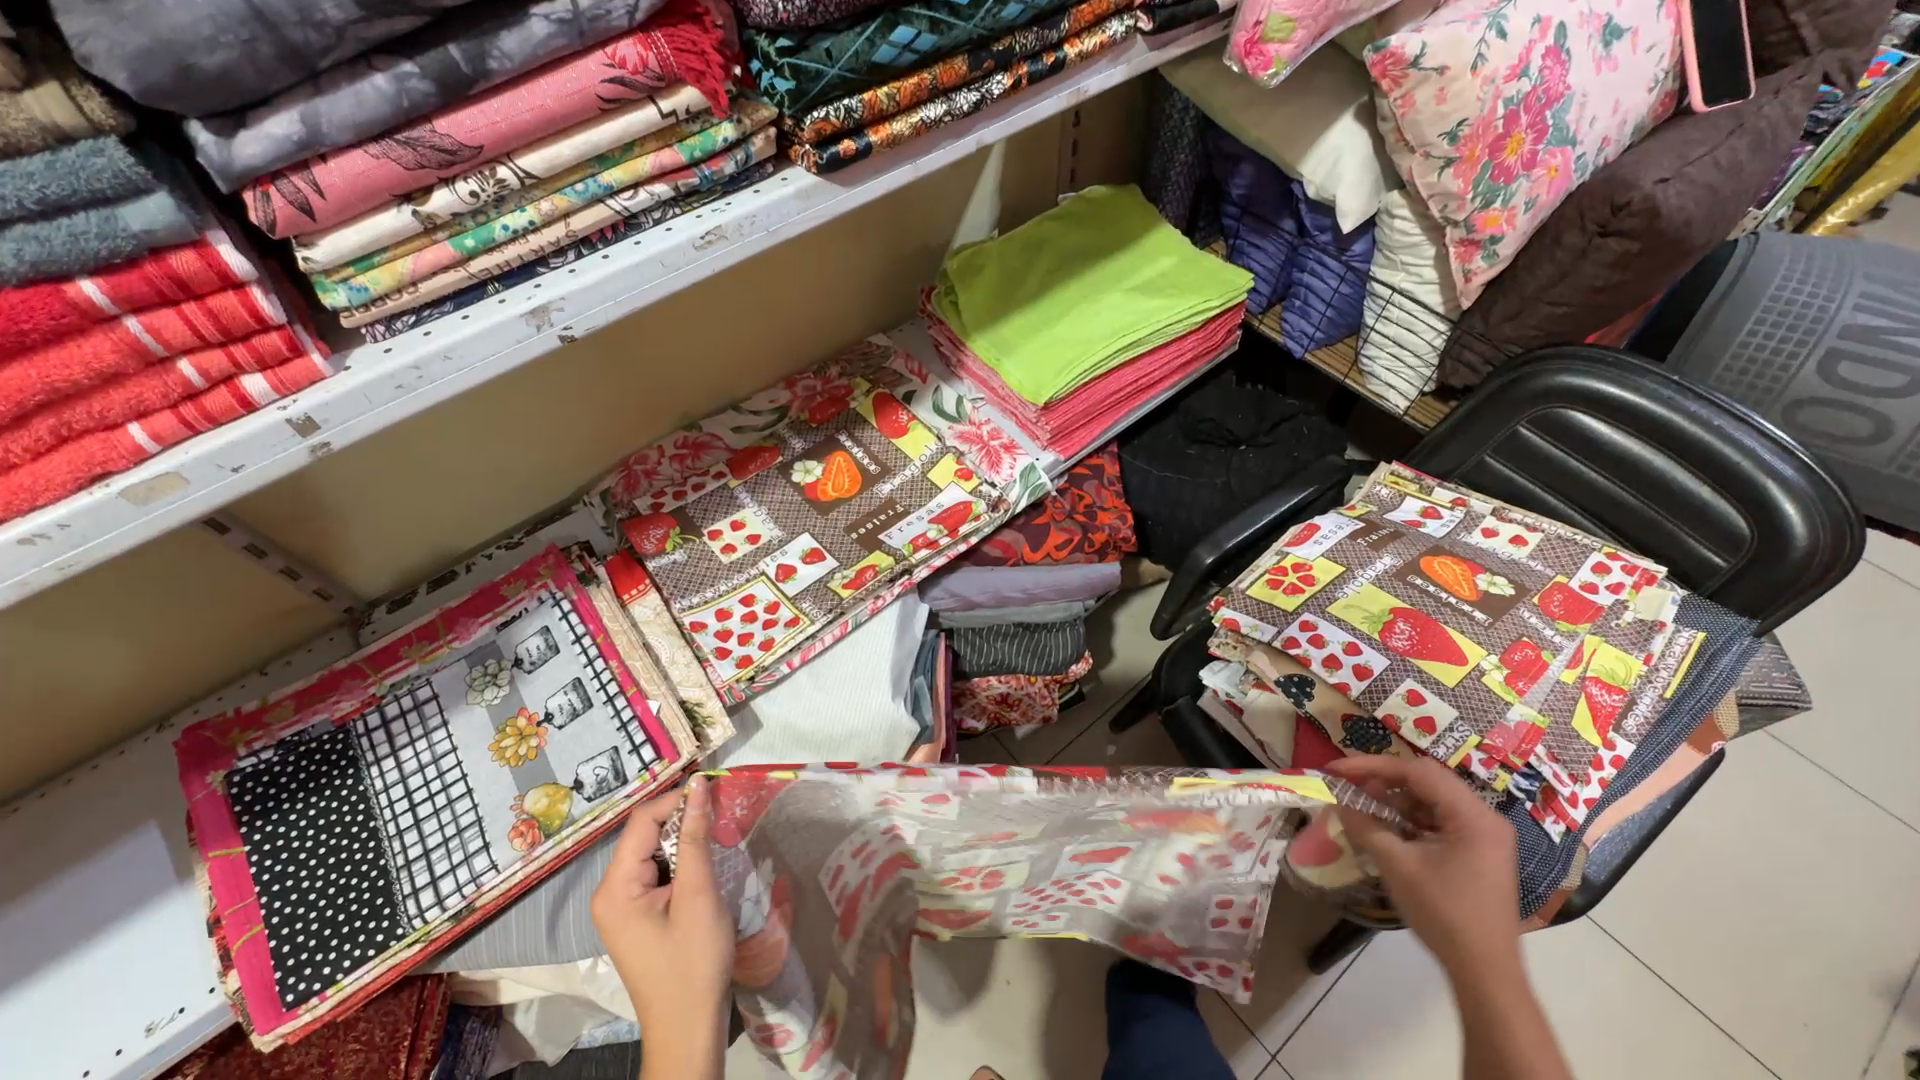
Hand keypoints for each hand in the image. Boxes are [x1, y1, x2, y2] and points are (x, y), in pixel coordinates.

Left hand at [592, 774, 734, 1079]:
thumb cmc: (693, 960)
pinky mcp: (636, 919)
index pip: (642, 821)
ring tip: (715, 844)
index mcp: (615, 887)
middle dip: (681, 822)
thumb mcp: (699, 893)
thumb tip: (699, 785)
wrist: (688, 1026)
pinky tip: (703, 872)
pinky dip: (680, 867)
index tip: (715, 791)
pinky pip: (655, 876)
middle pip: (644, 836)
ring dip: (683, 845)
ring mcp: (620, 908)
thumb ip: (696, 836)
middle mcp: (608, 893)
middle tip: (720, 818)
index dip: (677, 800)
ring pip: (652, 855)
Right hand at [1325, 755, 1520, 979]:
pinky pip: (1441, 823)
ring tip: (1363, 810)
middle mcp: (1485, 818)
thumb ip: (1366, 826)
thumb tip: (1338, 800)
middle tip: (1348, 789)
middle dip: (1383, 783)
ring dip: (1396, 802)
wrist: (1485, 971)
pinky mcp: (1481, 853)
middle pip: (1428, 783)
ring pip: (1434, 802)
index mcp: (1473, 816)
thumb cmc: (1443, 913)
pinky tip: (1388, 831)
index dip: (1372, 766)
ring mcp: (1486, 837)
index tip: (1337, 770)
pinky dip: (1412, 821)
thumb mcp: (1397, 866)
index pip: (1418, 771)